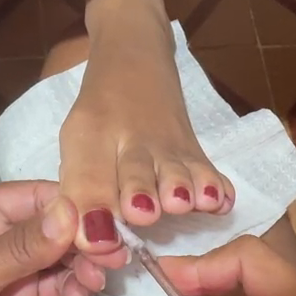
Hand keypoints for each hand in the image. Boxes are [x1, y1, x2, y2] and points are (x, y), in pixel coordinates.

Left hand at [0, 180, 106, 295]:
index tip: (110, 222)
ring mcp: (7, 276)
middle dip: (85, 240)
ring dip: (82, 268)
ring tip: (98, 281)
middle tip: (115, 257)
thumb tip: (73, 213)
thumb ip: (21, 247)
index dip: (75, 207)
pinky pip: (52, 295)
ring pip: (58, 263)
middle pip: (54, 230)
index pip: (38, 197)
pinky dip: (71, 294)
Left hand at [59, 0, 234, 265]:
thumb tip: (86, 240)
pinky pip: (206, 166)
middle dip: (136, 194)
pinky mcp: (193, 146)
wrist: (132, 54)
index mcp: (87, 138)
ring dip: (176, 186)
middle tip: (141, 213)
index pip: (86, 177)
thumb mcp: (76, 141)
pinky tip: (218, 199)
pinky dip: (214, 184)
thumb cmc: (100, 110)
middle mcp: (128, 141)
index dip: (90, 211)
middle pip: (133, 172)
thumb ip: (78, 187)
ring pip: (172, 168)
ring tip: (179, 201)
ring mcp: (166, 143)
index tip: (95, 241)